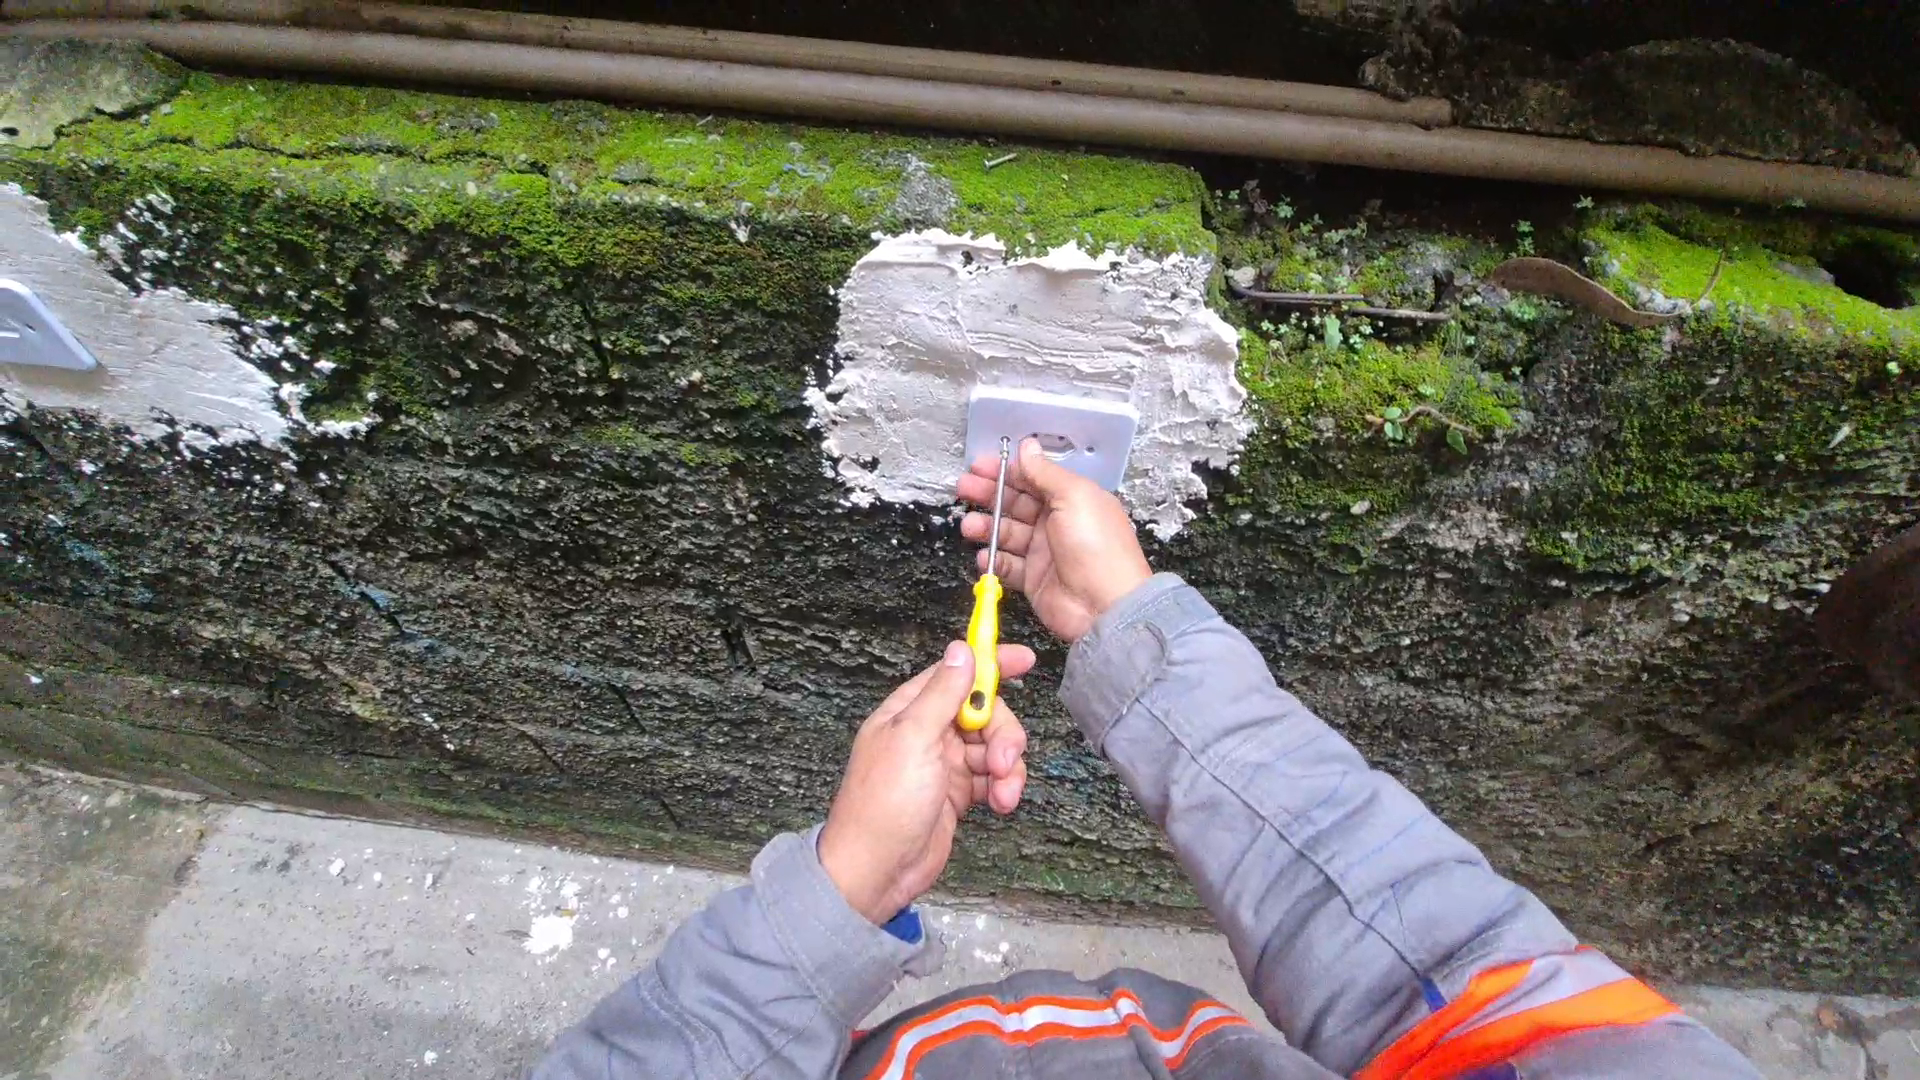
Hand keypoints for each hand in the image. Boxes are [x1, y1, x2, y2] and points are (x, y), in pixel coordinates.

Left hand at [818, 640, 1035, 923]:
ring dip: (1007, 765)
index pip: (956, 673)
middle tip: (1004, 759)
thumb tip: (961, 648)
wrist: (876, 872)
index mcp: (910, 709)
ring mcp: (944, 762)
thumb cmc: (885, 802)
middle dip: (1003, 732)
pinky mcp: (958, 792)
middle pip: (984, 711)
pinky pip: (993, 776)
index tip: (1025, 659)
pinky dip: (1002, 787)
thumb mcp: (914, 739)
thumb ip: (942, 693)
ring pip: (993, 745)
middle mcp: (928, 731)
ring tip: (1004, 793)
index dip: (991, 663)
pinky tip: (1000, 804)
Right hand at [957, 437, 1152, 643]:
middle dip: (988, 494)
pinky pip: (1007, 565)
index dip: (1006, 471)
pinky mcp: (1034, 579)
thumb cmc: (1101, 550)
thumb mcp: (1074, 497)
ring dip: (986, 527)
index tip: (981, 466)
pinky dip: (993, 559)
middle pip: (1015, 503)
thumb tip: (1028, 448)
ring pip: (1006, 533)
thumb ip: (1045, 472)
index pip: (1032, 478)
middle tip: (965, 488)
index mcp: (1072, 499)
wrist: (1105, 607)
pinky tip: (985, 555)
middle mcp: (1057, 524)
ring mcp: (1044, 552)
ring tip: (970, 526)